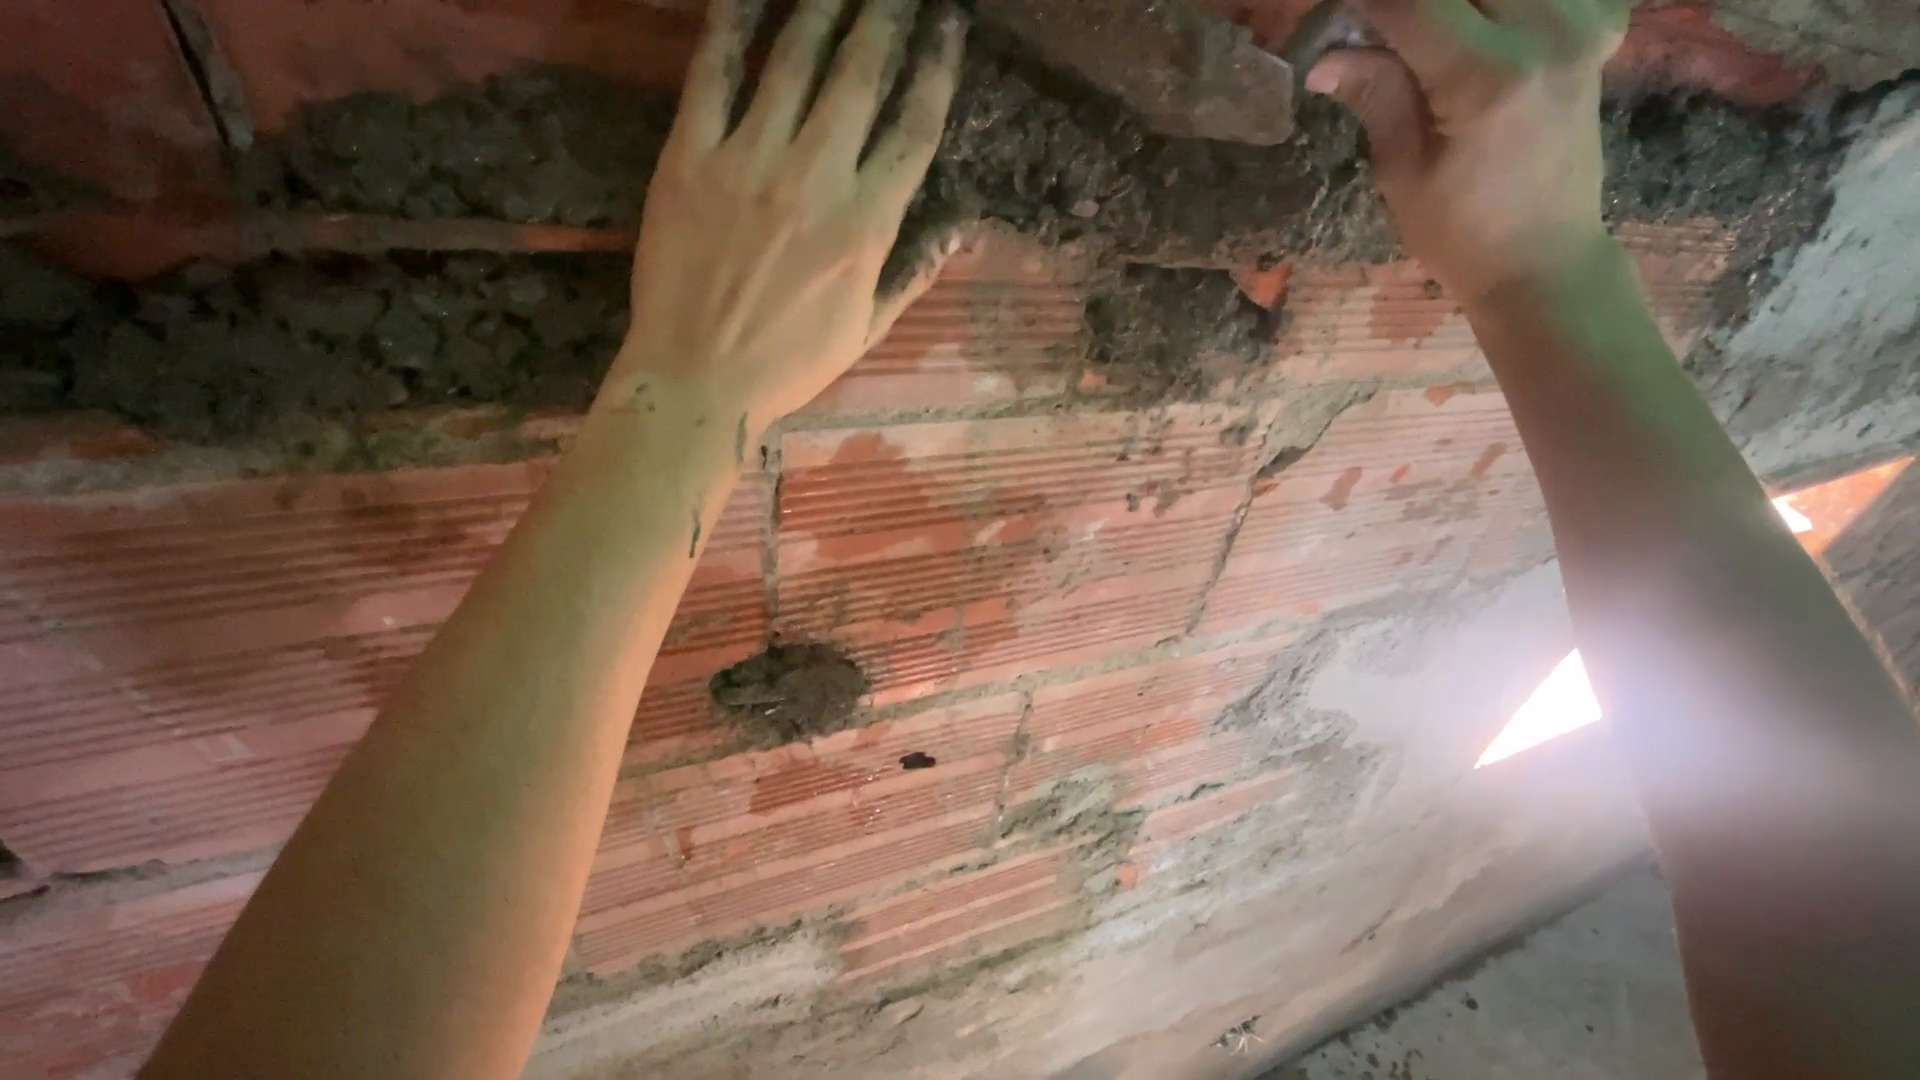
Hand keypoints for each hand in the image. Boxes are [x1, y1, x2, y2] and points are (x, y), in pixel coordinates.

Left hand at [601, 0, 965, 433]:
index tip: (948, 27)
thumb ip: (911, 275)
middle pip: (861, 74)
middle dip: (886, 17)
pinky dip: (733, 22)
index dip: (936, 68)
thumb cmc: (789, 363)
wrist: (698, 378)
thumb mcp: (866, 331)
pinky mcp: (691, 155)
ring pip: (795, 59)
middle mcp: (816, 177)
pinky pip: (713, 72)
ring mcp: (750, 160)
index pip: (914, 128)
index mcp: (867, 225)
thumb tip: (956, 233)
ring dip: (824, 5)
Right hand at [1309, 0, 1627, 304]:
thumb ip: (1377, 96)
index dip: (1366, 6)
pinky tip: (1478, 36)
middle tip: (1372, 33)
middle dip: (1409, 7)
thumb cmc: (1459, 234)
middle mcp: (1549, 33)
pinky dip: (1501, 10)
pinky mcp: (1598, 29)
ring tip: (1419, 44)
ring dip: (1453, 9)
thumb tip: (1325, 57)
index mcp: (1488, 78)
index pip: (1415, 5)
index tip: (1332, 18)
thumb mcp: (1401, 173)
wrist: (1541, 258)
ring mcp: (1584, 25)